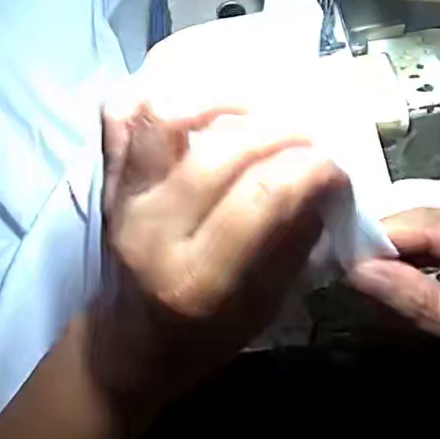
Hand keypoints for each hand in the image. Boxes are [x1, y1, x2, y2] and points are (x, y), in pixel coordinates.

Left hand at [90, 94, 343, 427]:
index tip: (335, 166)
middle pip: (218, 153)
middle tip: (307, 134)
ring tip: (254, 107)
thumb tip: (327, 181)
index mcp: (194, 280)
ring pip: (160, 119)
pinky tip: (197, 99)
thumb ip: (294, 243)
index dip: (310, 170)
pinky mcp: (104, 178)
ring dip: (216, 99)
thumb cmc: (200, 339)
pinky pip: (118, 113)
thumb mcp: (262, 311)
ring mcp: (120, 198)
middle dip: (277, 132)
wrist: (124, 345)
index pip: (260, 199)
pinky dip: (157, 93)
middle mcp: (150, 231)